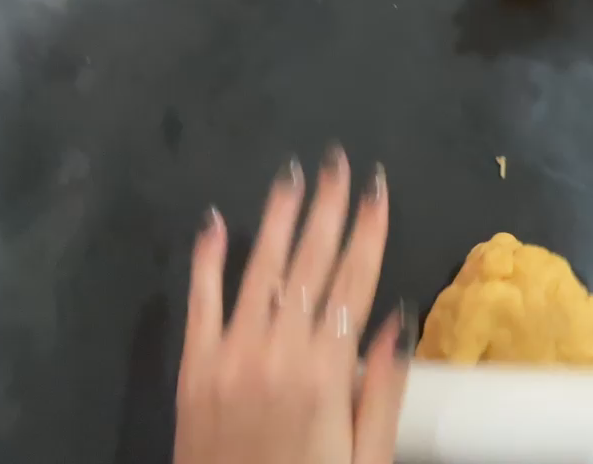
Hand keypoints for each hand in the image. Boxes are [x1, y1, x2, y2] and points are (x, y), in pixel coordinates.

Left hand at [175, 149, 407, 463]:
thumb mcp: (368, 461)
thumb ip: (383, 390)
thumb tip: (398, 318)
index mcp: (328, 370)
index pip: (356, 279)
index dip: (369, 228)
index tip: (377, 187)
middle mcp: (279, 349)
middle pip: (312, 260)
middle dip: (329, 205)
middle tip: (338, 160)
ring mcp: (232, 354)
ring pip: (262, 267)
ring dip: (279, 216)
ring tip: (293, 174)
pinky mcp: (194, 368)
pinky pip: (200, 303)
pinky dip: (207, 260)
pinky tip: (216, 222)